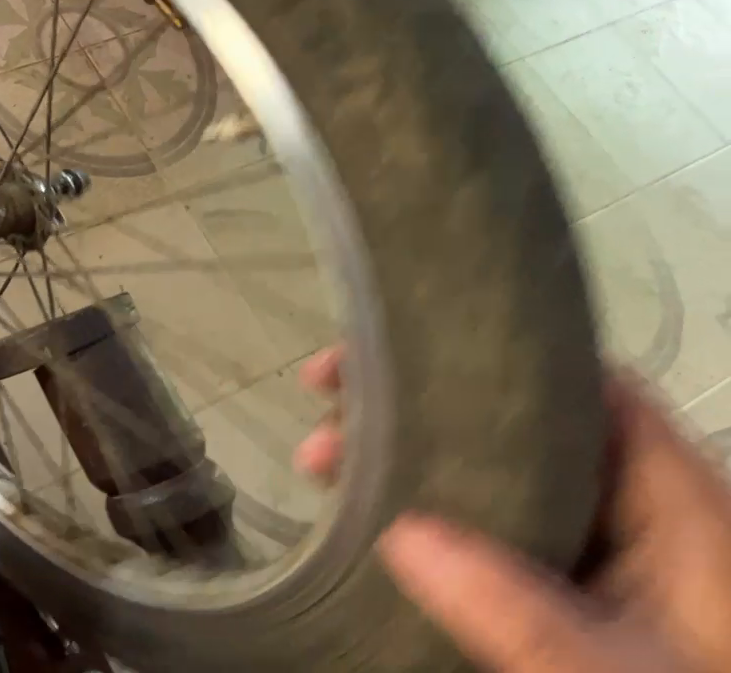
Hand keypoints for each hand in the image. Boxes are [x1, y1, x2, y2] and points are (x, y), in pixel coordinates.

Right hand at [295, 347, 730, 671]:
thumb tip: (404, 535)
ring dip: (389, 450)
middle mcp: (629, 513)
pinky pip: (472, 512)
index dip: (494, 355)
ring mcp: (588, 547)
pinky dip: (407, 496)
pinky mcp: (552, 580)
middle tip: (324, 395)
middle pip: (510, 418)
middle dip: (405, 402)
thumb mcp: (610, 669)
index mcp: (675, 513)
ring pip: (479, 464)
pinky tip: (354, 500)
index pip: (589, 389)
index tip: (393, 352)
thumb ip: (526, 612)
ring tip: (317, 460)